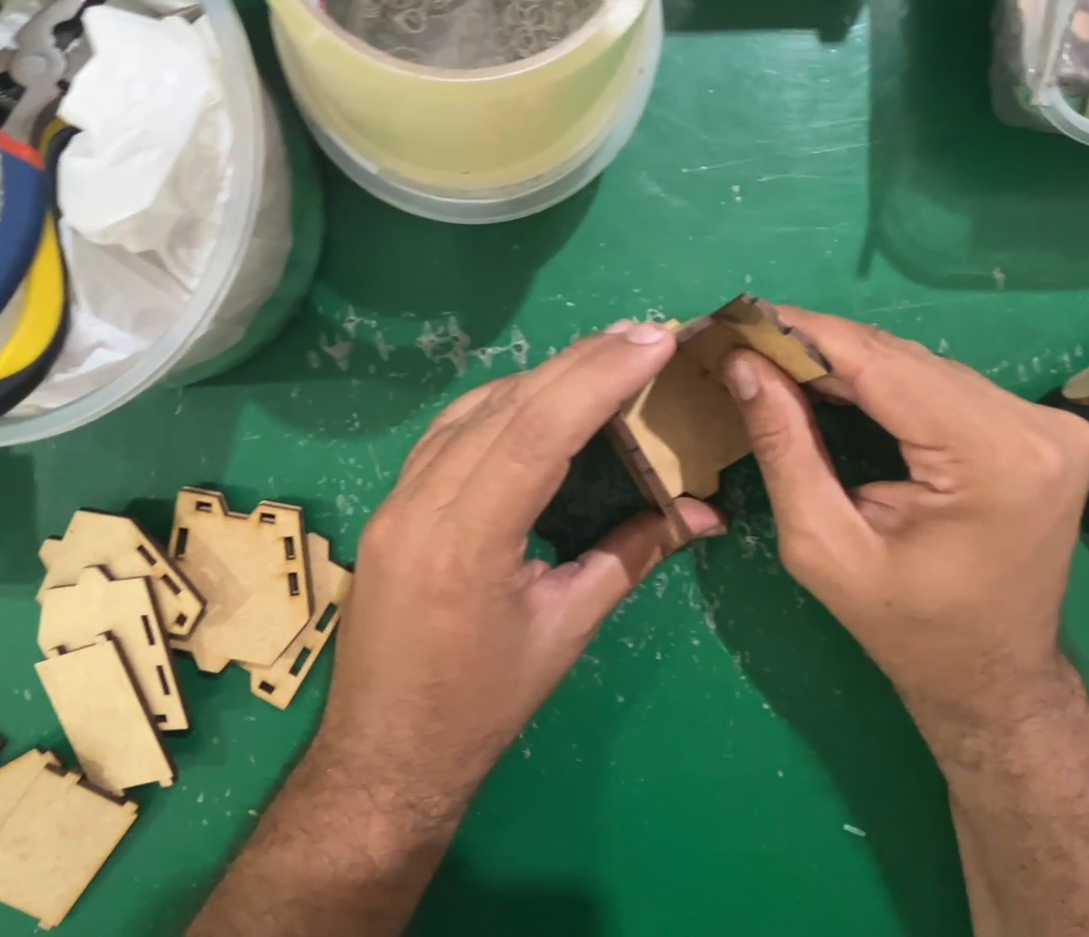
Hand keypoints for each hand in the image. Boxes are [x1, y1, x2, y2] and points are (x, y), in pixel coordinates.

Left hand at [316, 321, 723, 815]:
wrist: (385, 752)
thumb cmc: (481, 706)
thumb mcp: (565, 631)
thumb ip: (631, 555)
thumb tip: (702, 513)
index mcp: (466, 544)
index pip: (534, 432)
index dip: (596, 378)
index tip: (652, 341)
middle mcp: (420, 507)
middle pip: (503, 408)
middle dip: (577, 363)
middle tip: (640, 335)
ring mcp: (395, 502)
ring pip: (470, 411)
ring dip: (538, 379)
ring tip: (600, 361)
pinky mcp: (389, 506)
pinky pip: (447, 435)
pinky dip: (498, 407)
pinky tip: (535, 401)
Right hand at [721, 307, 1088, 722]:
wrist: (991, 674)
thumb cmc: (903, 625)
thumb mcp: (821, 544)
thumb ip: (783, 447)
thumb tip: (745, 366)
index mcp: (992, 458)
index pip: (883, 365)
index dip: (807, 334)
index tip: (744, 316)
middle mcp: (1034, 426)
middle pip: (904, 360)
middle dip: (821, 347)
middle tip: (749, 341)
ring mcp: (1048, 425)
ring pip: (923, 366)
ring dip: (849, 362)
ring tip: (779, 360)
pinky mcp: (1041, 431)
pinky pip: (943, 386)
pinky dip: (884, 382)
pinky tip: (834, 384)